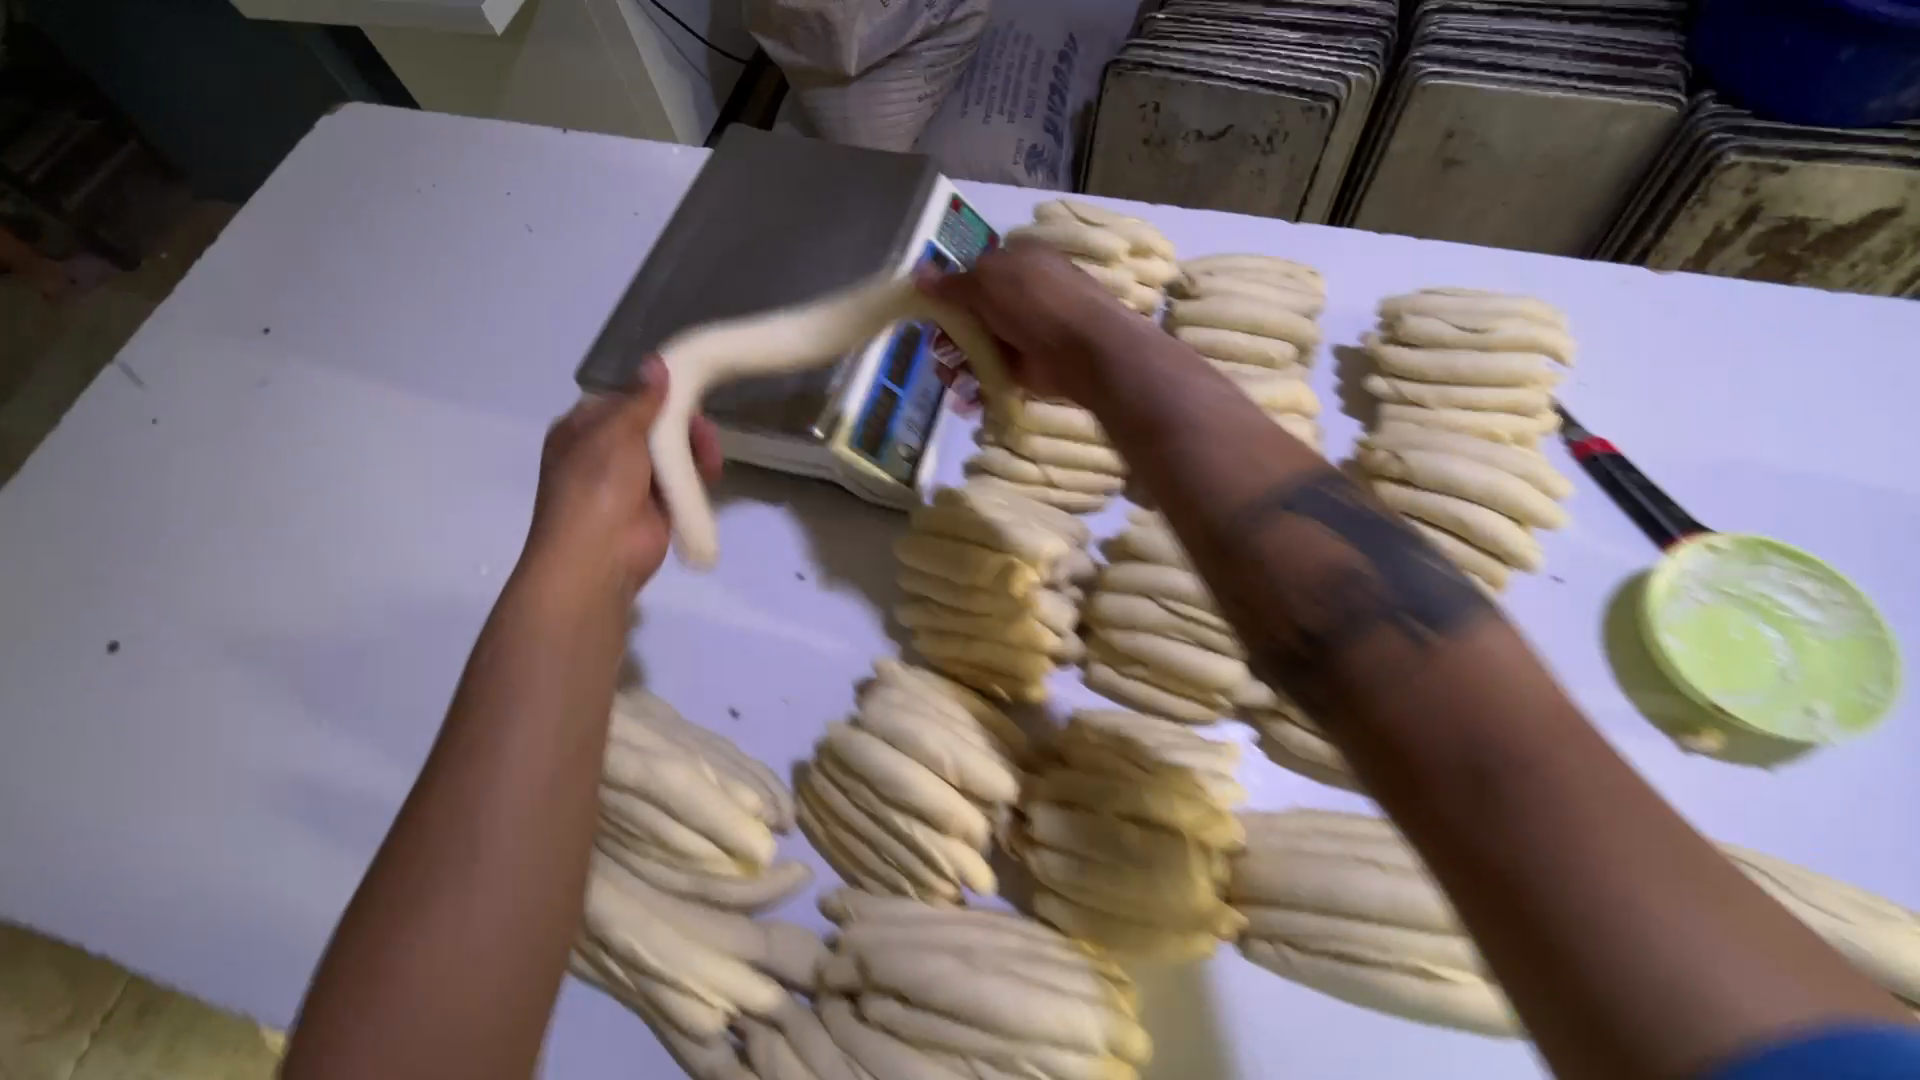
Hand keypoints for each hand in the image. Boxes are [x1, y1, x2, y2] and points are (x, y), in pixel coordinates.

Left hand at [523, 357, 721, 595]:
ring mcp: (631, 481)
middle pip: (652, 425)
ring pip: (670, 452)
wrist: (599, 556)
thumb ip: (641, 399)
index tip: (689, 388)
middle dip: (682, 423)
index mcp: (583, 430)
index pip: (624, 399)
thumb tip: (657, 362)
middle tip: (704, 428)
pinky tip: (710, 471)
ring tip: (711, 454)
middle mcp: (604, 452)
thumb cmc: (597, 486)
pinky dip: (696, 474)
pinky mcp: (656, 506)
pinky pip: (680, 481)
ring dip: (693, 448)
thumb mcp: (616, 432)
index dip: (656, 393)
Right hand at [920, 243, 1139, 404]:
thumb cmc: (1036, 302)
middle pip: (968, 313)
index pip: (972, 273)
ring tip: (950, 374)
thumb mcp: (987, 281)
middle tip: (939, 348)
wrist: (1084, 349)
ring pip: (975, 344)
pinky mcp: (1023, 365)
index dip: (947, 292)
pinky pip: (989, 370)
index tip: (929, 312)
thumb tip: (918, 273)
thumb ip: (951, 283)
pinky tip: (964, 390)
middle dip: (947, 332)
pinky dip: (973, 381)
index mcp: (1014, 262)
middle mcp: (1018, 295)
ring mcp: (1021, 332)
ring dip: (955, 360)